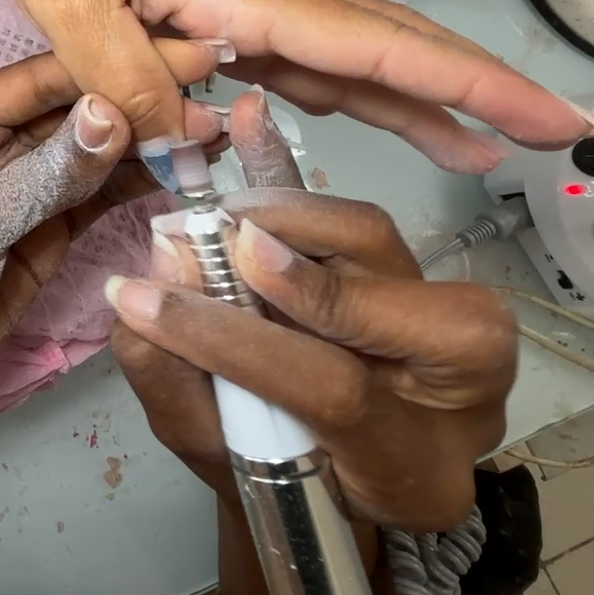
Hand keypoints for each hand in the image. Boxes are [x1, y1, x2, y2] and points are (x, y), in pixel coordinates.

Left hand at [0, 0, 593, 172]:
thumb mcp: (72, 8)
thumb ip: (128, 80)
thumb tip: (189, 148)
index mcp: (235, 1)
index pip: (364, 45)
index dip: (460, 83)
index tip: (546, 119)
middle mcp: (254, 8)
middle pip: (380, 49)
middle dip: (469, 90)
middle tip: (553, 136)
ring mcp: (239, 18)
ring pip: (345, 64)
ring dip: (416, 103)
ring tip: (481, 149)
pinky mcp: (215, 28)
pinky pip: (292, 70)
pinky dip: (338, 99)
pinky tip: (366, 123)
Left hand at [0, 41, 223, 428]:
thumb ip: (43, 174)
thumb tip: (111, 109)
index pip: (40, 80)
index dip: (106, 64)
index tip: (179, 52)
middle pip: (72, 116)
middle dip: (135, 105)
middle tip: (213, 96)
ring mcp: (20, 193)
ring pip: (90, 159)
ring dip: (144, 148)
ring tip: (214, 136)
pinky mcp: (41, 237)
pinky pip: (92, 203)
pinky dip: (133, 191)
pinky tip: (180, 176)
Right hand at [107, 91, 516, 531]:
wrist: (322, 475)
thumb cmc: (260, 471)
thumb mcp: (204, 446)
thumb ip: (168, 378)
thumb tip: (135, 287)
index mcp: (411, 465)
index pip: (332, 387)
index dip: (234, 337)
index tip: (142, 298)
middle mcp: (458, 392)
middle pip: (392, 301)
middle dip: (283, 265)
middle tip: (193, 243)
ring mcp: (442, 324)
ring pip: (375, 239)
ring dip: (282, 215)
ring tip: (211, 220)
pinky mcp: (407, 273)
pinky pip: (348, 213)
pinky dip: (291, 168)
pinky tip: (250, 118)